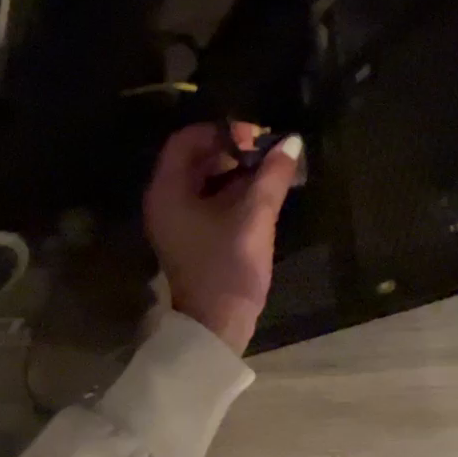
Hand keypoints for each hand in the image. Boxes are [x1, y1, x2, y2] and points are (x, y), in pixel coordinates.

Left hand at [143, 122, 301, 354]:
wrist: (216, 325)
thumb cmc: (228, 267)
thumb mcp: (254, 216)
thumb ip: (272, 175)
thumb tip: (292, 142)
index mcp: (167, 192)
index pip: (187, 140)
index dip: (221, 131)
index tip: (255, 137)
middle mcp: (164, 202)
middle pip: (196, 160)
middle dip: (234, 152)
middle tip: (270, 153)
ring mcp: (176, 222)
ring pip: (205, 182)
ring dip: (238, 173)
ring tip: (273, 172)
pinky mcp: (191, 238)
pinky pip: (209, 203)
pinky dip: (234, 194)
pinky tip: (264, 194)